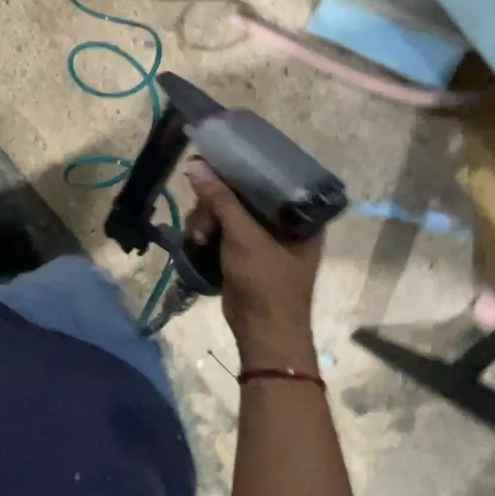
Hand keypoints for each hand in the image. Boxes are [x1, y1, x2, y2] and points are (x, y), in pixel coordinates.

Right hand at [186, 159, 322, 369]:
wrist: (262, 330)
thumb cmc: (267, 283)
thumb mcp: (244, 237)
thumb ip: (221, 200)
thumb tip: (195, 165)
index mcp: (299, 217)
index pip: (268, 179)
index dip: (239, 170)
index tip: (212, 165)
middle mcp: (282, 222)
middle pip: (239, 194)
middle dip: (214, 205)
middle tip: (204, 221)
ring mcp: (261, 237)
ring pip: (223, 210)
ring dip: (205, 220)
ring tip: (199, 237)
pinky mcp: (242, 249)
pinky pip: (219, 227)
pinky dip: (205, 231)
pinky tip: (197, 241)